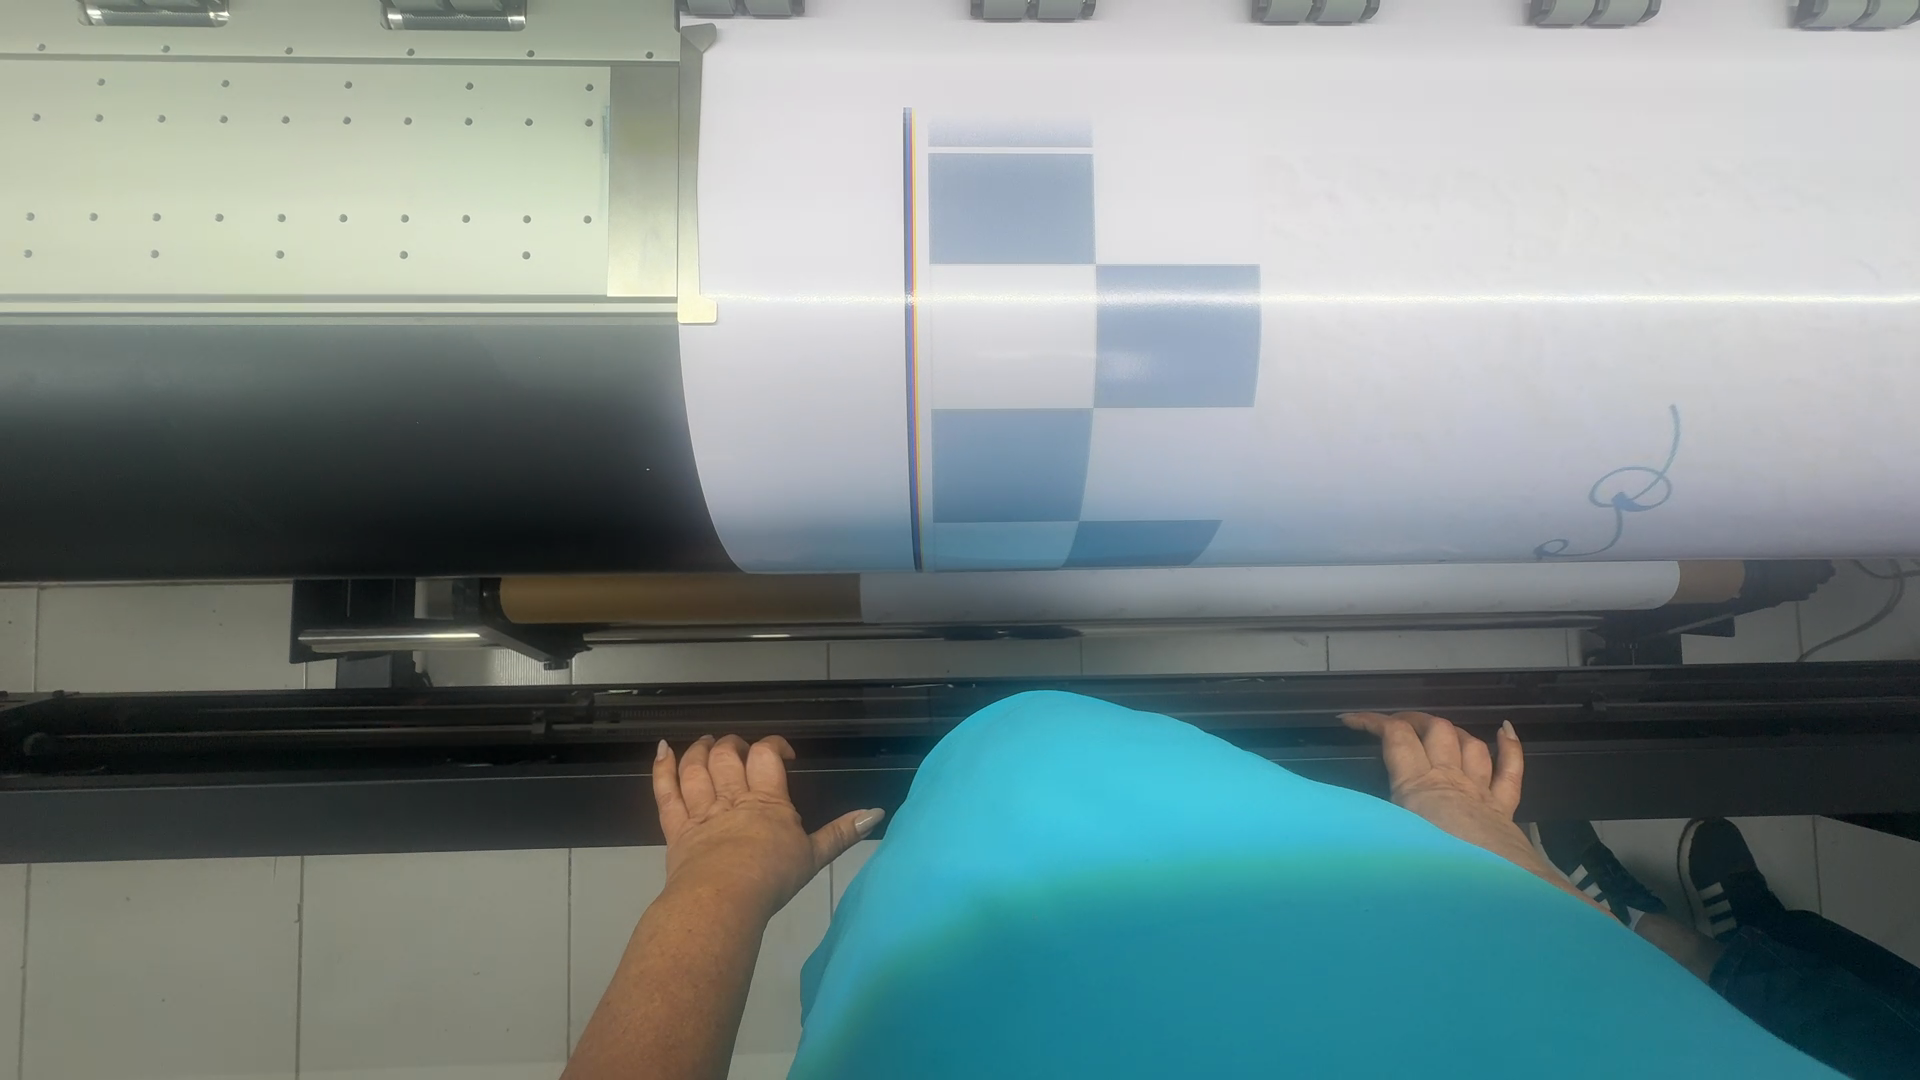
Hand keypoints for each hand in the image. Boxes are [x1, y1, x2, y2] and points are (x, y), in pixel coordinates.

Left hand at [653, 734, 882, 917]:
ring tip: (704, 742)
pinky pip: (666, 793)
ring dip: (699, 751)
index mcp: (767, 800)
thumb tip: (876, 813)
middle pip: (727, 757)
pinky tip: (662, 750)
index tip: (783, 753)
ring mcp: (701, 811)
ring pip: (696, 769)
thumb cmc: (771, 879)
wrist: (722, 901)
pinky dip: (662, 769)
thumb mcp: (814, 856)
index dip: (774, 745)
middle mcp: (733, 798)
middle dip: (732, 746)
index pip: (767, 755)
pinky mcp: (676, 829)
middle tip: (737, 748)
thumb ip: (843, 832)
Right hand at [1340, 711, 1596, 908]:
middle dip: (1411, 719)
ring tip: (1433, 731)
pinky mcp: (1504, 808)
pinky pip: (1511, 770)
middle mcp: (1449, 778)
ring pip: (1469, 744)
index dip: (1370, 720)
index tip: (1348, 720)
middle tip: (1392, 725)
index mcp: (1416, 784)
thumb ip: (1372, 816)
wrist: (1496, 893)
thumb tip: (1346, 811)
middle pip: (1435, 730)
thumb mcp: (1391, 836)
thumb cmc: (1436, 866)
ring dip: (1450, 731)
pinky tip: (1504, 730)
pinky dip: (1509, 746)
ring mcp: (1480, 790)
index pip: (1395, 736)